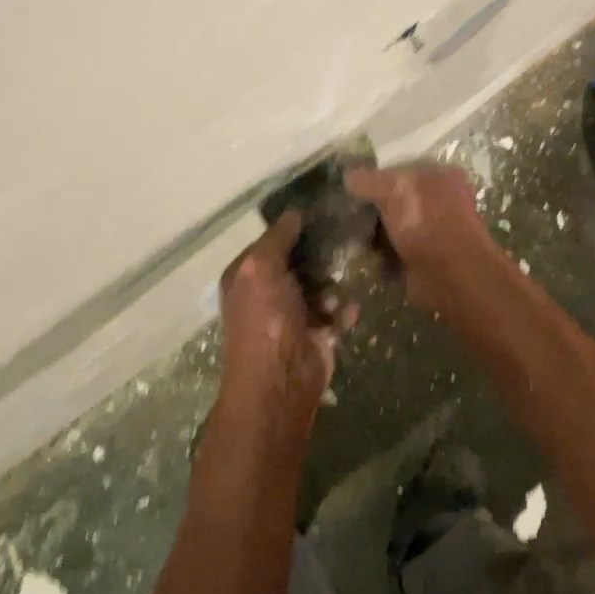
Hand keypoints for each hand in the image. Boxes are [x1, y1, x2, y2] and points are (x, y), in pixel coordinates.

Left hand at [217, 212, 334, 423]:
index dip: (293, 228)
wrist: (280, 381)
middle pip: (299, 262)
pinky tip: (348, 309)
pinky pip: (337, 311)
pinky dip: (345, 309)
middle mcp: (267, 292)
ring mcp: (293, 314)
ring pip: (321, 285)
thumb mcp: (260, 268)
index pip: (271, 241)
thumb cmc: (264, 319)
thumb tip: (295, 213)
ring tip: (339, 286)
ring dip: (333, 284)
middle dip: (320, 255)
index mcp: (246, 275)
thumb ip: (277, 238)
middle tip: (345, 239)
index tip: (323, 212)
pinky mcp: (318, 333)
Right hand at [344, 163, 506, 320]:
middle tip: (343, 210)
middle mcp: (439, 201)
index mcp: (440, 175)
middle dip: (371, 206)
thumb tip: (348, 176)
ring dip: (372, 232)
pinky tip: (360, 254)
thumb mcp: (393, 189)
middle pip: (396, 198)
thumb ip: (368, 180)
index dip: (375, 174)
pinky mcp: (422, 260)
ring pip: (392, 226)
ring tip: (347, 234)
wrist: (451, 276)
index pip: (402, 168)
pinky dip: (378, 255)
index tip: (349, 184)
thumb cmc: (425, 222)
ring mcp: (431, 232)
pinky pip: (393, 252)